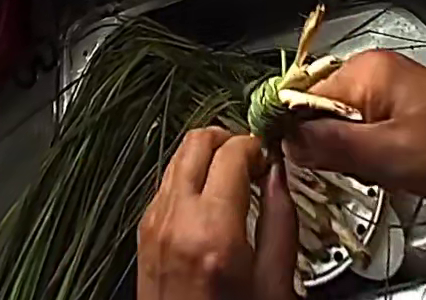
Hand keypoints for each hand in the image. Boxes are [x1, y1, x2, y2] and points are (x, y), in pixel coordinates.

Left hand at [138, 128, 297, 299]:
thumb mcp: (274, 287)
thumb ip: (281, 221)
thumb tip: (279, 174)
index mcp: (213, 231)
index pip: (232, 151)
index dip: (255, 145)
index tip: (269, 157)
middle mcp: (177, 218)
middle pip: (198, 140)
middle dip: (228, 139)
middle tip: (250, 158)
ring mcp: (155, 222)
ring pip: (179, 154)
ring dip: (208, 154)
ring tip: (233, 177)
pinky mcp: (144, 231)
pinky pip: (168, 181)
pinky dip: (190, 175)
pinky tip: (211, 199)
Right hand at [284, 49, 425, 207]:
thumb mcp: (390, 156)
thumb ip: (333, 145)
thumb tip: (286, 140)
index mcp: (366, 69)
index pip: (307, 94)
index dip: (295, 129)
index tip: (291, 162)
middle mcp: (373, 67)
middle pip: (323, 104)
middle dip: (327, 141)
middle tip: (349, 171)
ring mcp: (389, 82)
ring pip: (343, 117)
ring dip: (348, 148)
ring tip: (375, 172)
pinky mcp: (402, 101)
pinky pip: (365, 121)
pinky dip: (366, 146)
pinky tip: (386, 167)